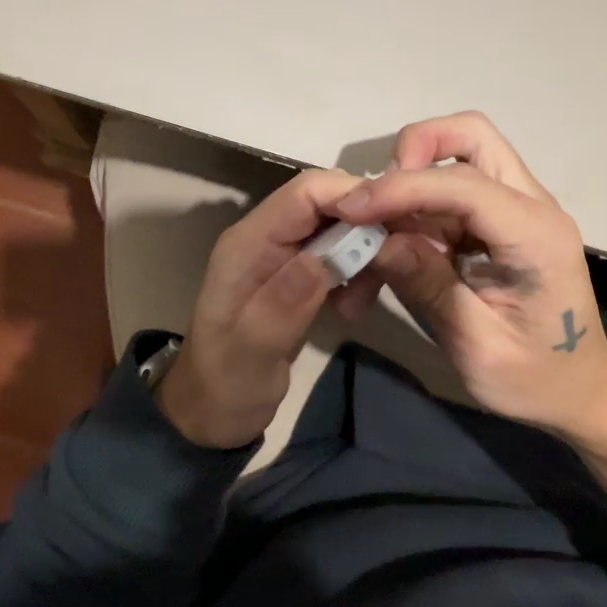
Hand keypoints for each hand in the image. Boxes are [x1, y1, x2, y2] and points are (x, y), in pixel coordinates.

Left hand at [156, 169, 377, 447]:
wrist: (211, 413)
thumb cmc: (225, 386)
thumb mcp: (249, 355)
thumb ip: (280, 307)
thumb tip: (320, 260)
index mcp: (248, 244)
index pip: (304, 193)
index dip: (350, 196)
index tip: (396, 222)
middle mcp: (266, 238)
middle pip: (326, 202)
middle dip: (366, 224)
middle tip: (394, 265)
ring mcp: (282, 256)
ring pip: (337, 226)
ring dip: (363, 252)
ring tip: (363, 301)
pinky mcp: (298, 275)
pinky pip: (337, 254)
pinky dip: (356, 272)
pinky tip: (354, 308)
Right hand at [329, 114, 606, 443]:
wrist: (578, 393)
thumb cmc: (536, 379)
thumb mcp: (477, 346)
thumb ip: (427, 286)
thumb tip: (374, 240)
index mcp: (536, 235)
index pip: (463, 182)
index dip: (402, 188)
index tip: (351, 210)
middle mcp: (530, 205)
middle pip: (470, 135)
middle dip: (413, 150)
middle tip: (374, 198)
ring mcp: (513, 209)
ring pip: (454, 157)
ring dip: (406, 184)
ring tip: (372, 232)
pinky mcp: (493, 222)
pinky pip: (444, 196)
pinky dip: (409, 213)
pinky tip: (384, 254)